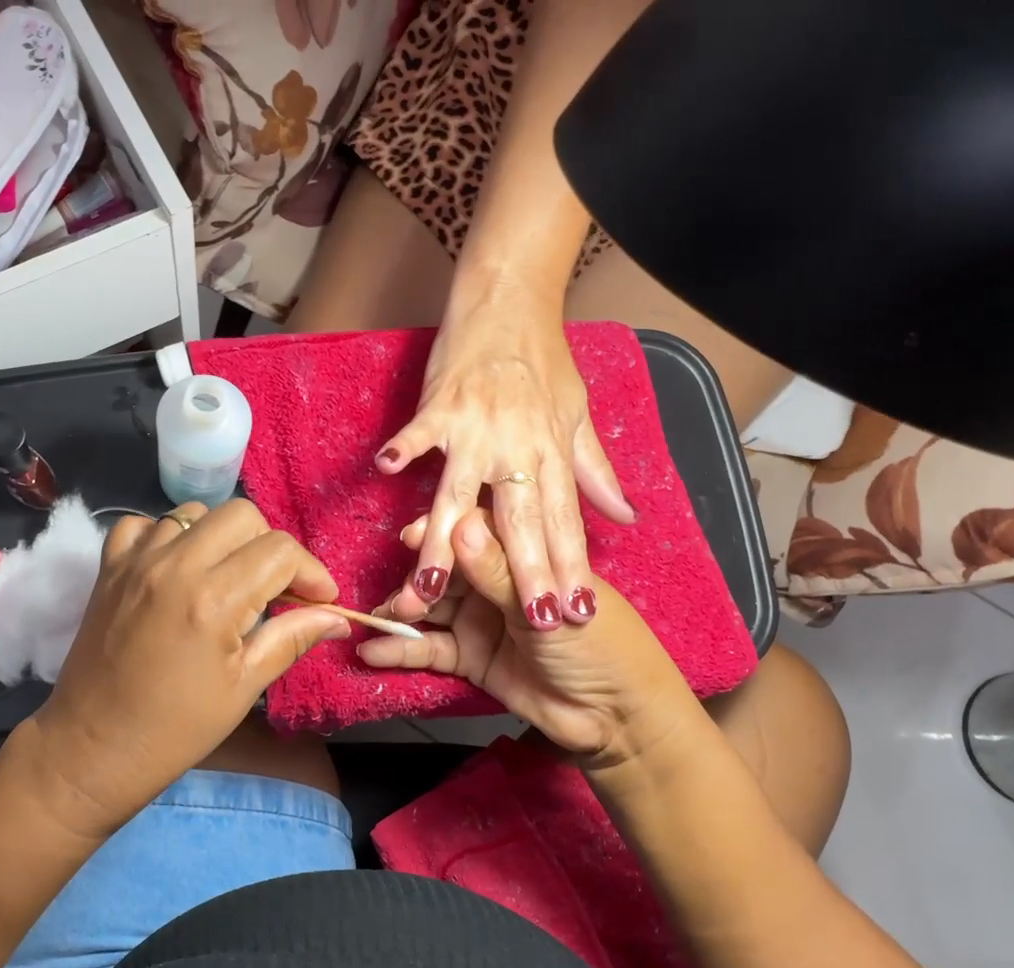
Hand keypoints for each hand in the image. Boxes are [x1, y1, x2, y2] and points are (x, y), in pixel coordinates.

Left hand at [30, 500, 348, 829]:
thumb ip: (291, 639)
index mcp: (213, 599)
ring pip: (194, 514)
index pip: (279, 551)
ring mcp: (135, 561)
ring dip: (221, 538)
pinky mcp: (108, 568)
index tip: (319, 600)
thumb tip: (337, 617)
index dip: (311, 572)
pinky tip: (177, 569)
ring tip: (226, 578)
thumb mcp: (243, 687)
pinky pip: (143, 525)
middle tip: (274, 589)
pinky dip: (167, 537)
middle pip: (242, 515)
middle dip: (270, 547)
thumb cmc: (175, 729)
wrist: (93, 747)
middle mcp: (174, 565)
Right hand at [358, 510, 691, 768]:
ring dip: (401, 613)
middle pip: (443, 571)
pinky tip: (371, 651)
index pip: (473, 533)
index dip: (440, 534)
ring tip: (371, 620)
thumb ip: (499, 570)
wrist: (618, 719)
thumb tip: (459, 524)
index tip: (412, 538)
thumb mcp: (545, 605)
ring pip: (430, 609)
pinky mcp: (468, 657)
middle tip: (401, 596)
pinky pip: (428, 648)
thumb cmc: (602, 647)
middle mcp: (495, 582)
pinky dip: (400, 649)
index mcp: (523, 556)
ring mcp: (478, 619)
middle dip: (417, 580)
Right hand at [376, 301, 634, 628]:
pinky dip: (407, 446)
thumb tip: (626, 518)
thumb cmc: (541, 359)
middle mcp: (519, 446)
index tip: (575, 612)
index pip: (564, 521)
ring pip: (462, 493)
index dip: (569, 567)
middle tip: (534, 621)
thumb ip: (595, 472)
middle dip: (528, 572)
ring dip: (446, 540)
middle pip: (522, 519)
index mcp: (552, 452)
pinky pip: (422, 430)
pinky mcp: (442, 403)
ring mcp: (478, 426)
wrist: (510, 300)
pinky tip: (387, 470)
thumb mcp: (577, 415)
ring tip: (432, 587)